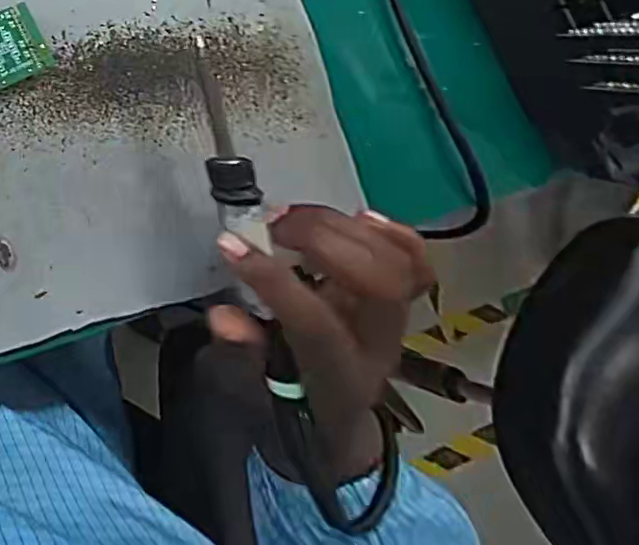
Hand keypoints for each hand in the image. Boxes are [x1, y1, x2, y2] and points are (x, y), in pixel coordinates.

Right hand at [209, 206, 432, 479]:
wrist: (332, 421)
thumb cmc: (286, 403)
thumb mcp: (248, 393)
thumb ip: (239, 356)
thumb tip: (225, 318)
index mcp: (335, 374)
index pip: (316, 323)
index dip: (271, 278)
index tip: (230, 244)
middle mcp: (375, 345)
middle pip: (376, 283)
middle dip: (320, 240)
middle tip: (269, 225)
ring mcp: (393, 321)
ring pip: (396, 264)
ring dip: (342, 227)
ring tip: (291, 218)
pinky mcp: (397, 300)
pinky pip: (414, 262)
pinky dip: (388, 232)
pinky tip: (353, 217)